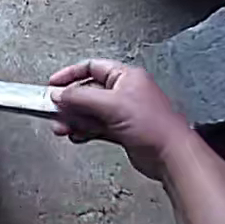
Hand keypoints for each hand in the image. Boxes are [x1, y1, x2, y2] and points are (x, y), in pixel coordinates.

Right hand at [47, 60, 195, 180]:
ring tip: (61, 127)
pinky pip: (96, 126)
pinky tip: (75, 135)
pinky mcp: (122, 130)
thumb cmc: (154, 125)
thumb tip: (59, 94)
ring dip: (74, 119)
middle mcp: (124, 91)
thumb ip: (81, 98)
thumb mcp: (111, 105)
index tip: (53, 83)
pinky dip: (84, 130)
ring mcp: (123, 112)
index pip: (91, 67)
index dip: (70, 74)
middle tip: (55, 110)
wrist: (171, 156)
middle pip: (88, 91)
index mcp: (125, 76)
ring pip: (90, 111)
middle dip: (70, 102)